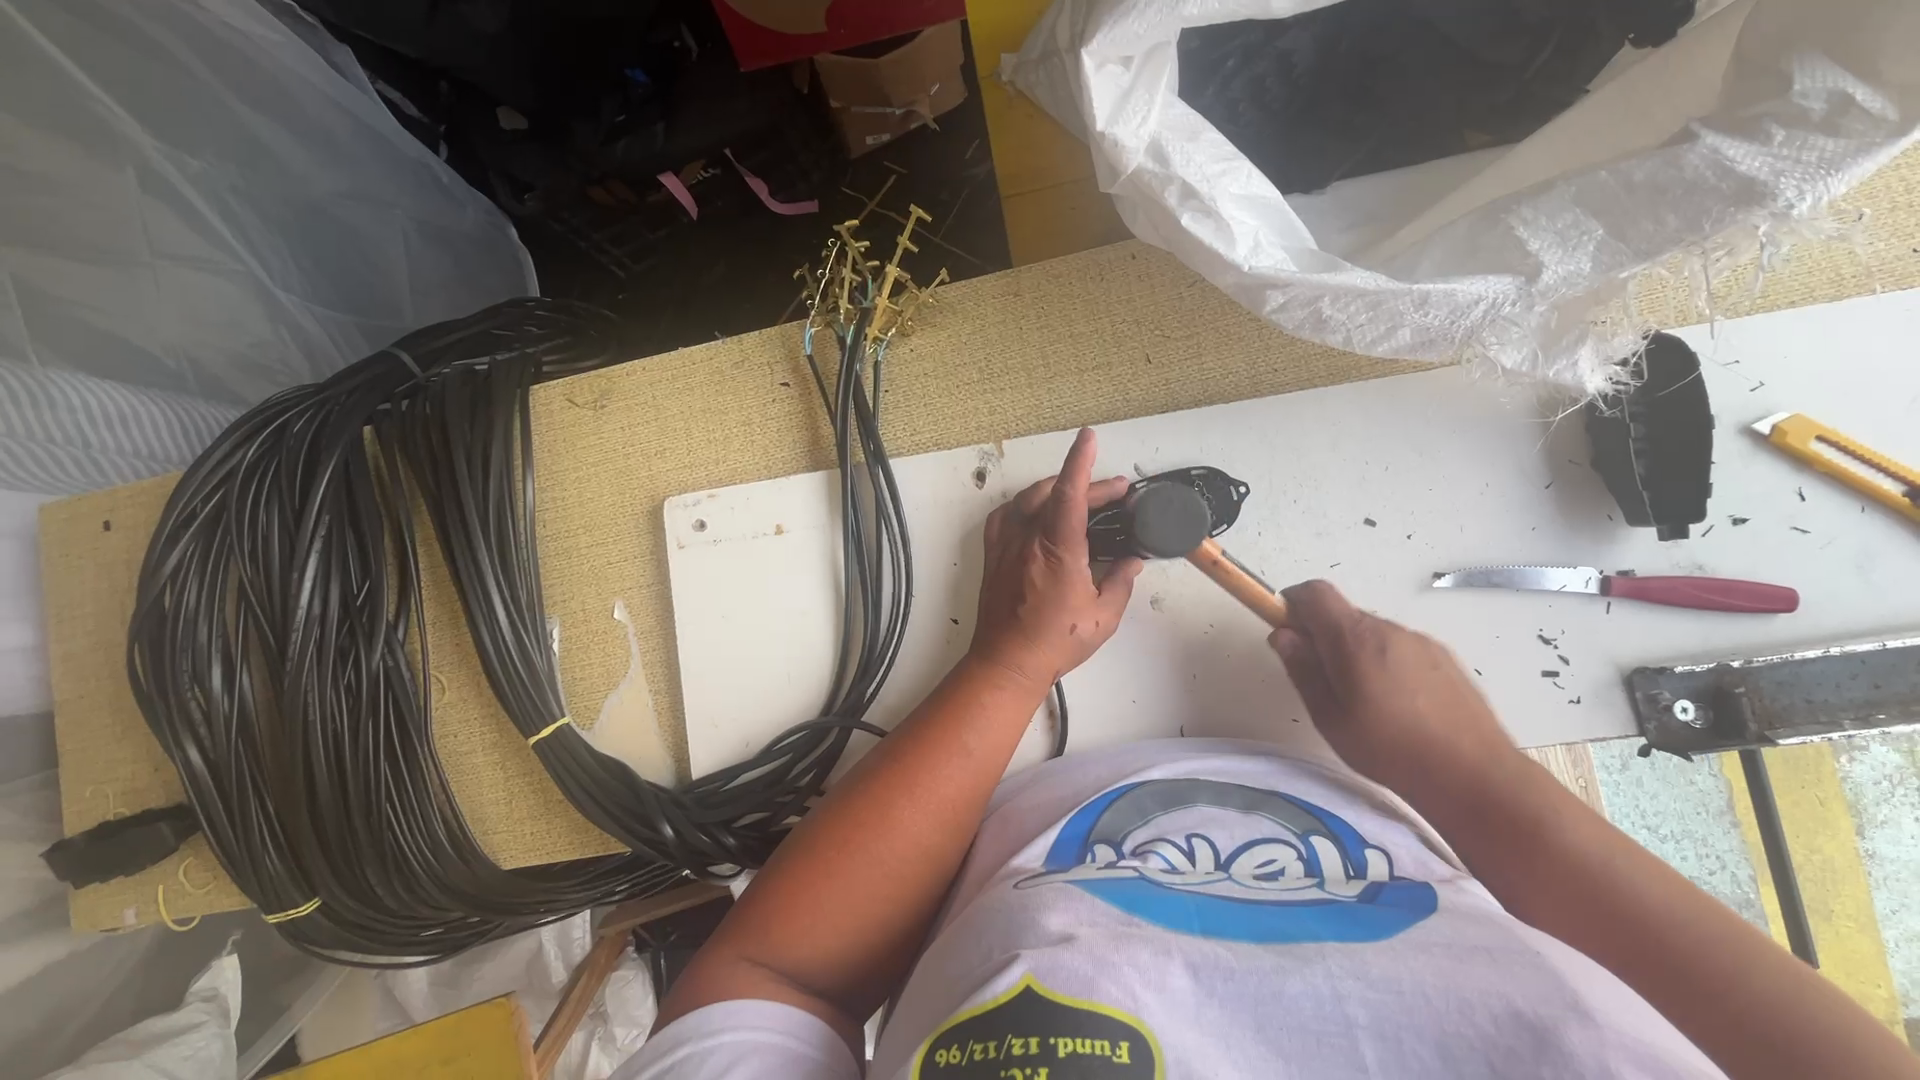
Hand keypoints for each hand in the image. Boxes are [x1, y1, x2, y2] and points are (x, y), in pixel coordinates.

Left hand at [969, 428, 1143, 692]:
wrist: (1006, 661)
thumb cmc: (1053, 642)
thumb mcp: (1102, 615)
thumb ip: (1120, 581)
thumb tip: (1132, 562)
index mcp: (1057, 548)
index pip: (1070, 492)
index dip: (1081, 462)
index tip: (1089, 438)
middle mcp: (1027, 538)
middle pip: (1055, 492)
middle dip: (1086, 484)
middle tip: (1114, 493)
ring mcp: (1006, 545)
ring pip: (1028, 499)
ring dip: (1056, 490)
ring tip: (1080, 497)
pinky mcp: (994, 555)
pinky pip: (1007, 516)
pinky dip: (1027, 505)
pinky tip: (1038, 512)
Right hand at [1268, 580, 1519, 795]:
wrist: (1474, 774)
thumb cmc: (1389, 749)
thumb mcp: (1329, 717)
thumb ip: (1303, 670)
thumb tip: (1283, 634)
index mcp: (1356, 638)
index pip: (1315, 593)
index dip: (1292, 603)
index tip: (1286, 633)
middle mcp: (1390, 628)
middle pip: (1345, 615)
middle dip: (1323, 637)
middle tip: (1322, 683)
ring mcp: (1422, 642)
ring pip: (1374, 634)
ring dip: (1356, 653)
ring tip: (1364, 703)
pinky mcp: (1446, 659)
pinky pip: (1401, 649)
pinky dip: (1386, 665)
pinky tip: (1398, 707)